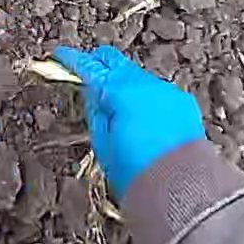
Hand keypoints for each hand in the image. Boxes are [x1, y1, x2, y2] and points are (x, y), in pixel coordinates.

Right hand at [53, 45, 204, 197]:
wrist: (179, 188)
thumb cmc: (135, 172)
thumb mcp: (103, 143)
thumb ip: (96, 111)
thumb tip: (92, 91)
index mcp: (120, 90)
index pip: (91, 67)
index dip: (73, 61)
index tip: (61, 55)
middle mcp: (145, 82)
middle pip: (117, 62)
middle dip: (100, 64)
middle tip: (87, 73)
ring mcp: (166, 89)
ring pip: (138, 77)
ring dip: (125, 85)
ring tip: (115, 105)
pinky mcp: (182, 100)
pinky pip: (158, 92)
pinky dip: (146, 98)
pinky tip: (142, 117)